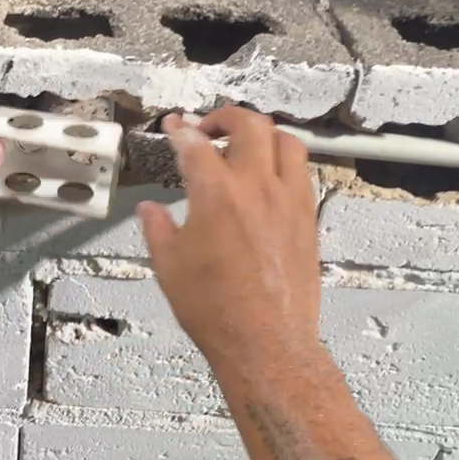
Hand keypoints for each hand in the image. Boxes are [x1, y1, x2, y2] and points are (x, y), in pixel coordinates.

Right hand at [137, 107, 322, 370]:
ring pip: (286, 141)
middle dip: (225, 116)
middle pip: (250, 125)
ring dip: (262, 133)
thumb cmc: (212, 308)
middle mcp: (256, 187)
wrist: (265, 343)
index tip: (174, 125)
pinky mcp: (308, 218)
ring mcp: (288, 200)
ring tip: (245, 143)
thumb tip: (150, 210)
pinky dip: (284, 161)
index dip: (180, 129)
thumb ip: (157, 228)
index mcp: (216, 195)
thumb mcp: (169, 266)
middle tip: (208, 128)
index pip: (195, 144)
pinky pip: (302, 172)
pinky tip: (269, 177)